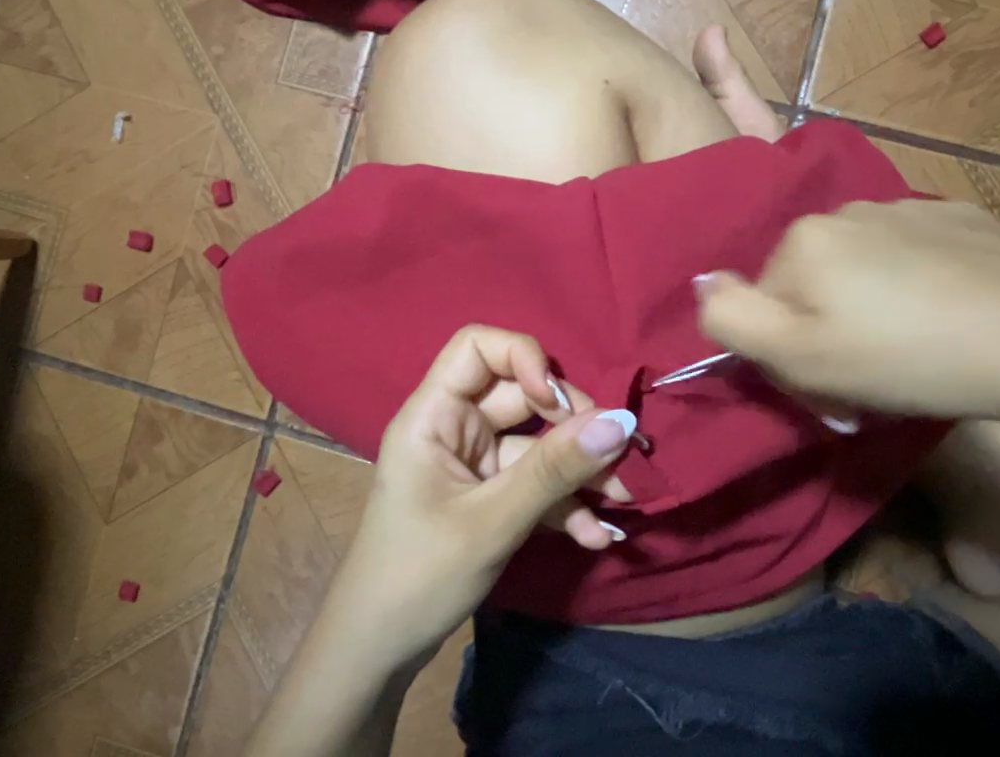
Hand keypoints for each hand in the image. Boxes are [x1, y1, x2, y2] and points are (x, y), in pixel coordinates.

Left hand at [321, 326, 635, 672]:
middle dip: (573, 426)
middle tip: (617, 457)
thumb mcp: (492, 521)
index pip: (478, 347)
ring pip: (537, 444)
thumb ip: (554, 470)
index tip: (560, 403)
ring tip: (621, 501)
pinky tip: (595, 535)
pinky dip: (565, 504)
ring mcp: (472, 463)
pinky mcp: (488, 496)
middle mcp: (454, 427)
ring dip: (580, 471)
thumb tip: (621, 422)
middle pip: (522, 396)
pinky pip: (535, 483)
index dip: (524, 359)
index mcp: (433, 415)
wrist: (378, 652)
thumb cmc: (418, 575)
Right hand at [695, 201, 999, 423]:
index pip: (763, 298)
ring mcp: (908, 208)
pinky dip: (916, 285)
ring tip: (916, 348)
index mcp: (803, 239)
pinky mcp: (962, 219)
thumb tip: (704, 282)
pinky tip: (952, 317)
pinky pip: (913, 254)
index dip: (785, 348)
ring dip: (870, 303)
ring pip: (860, 265)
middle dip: (826, 323)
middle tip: (870, 374)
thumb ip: (731, 317)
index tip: (826, 386)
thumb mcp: (800, 357)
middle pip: (810, 278)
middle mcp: (847, 209)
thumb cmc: (907, 357)